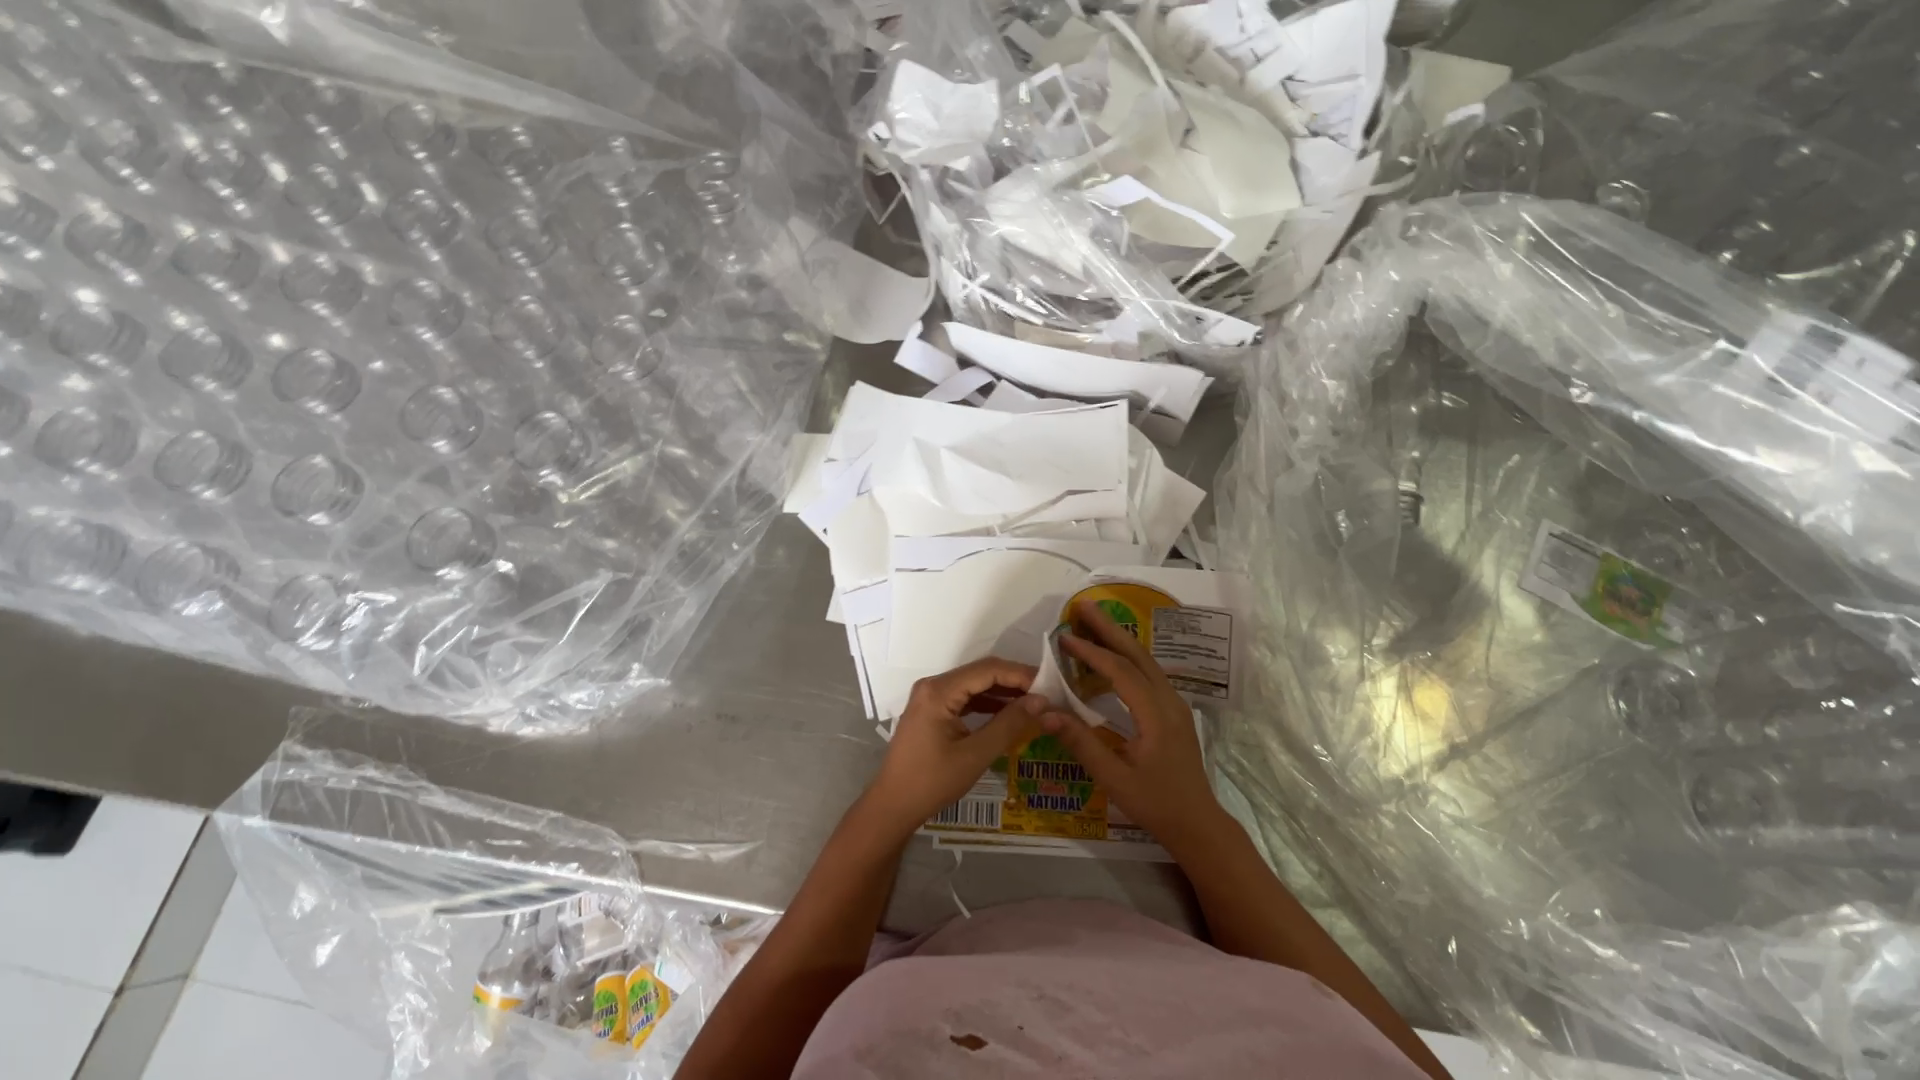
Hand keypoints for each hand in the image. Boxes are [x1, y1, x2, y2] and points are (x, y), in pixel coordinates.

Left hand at [862, 657, 1053, 834]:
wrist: (894, 805)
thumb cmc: (933, 781)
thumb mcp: (976, 754)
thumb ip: (1009, 724)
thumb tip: (1040, 701)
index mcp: (939, 691)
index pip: (988, 670)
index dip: (1021, 674)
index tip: (1050, 685)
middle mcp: (933, 686)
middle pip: (980, 673)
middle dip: (1014, 681)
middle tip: (1046, 694)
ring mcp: (930, 698)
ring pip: (973, 685)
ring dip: (1002, 692)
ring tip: (1033, 704)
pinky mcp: (931, 711)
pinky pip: (964, 699)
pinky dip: (986, 704)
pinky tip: (1008, 714)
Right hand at [1042, 600, 1225, 849]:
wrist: (1197, 823)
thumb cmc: (1155, 803)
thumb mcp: (1113, 777)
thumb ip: (1080, 741)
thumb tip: (1044, 710)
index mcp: (1156, 714)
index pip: (1120, 671)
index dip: (1091, 652)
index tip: (1064, 637)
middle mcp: (1169, 701)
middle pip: (1138, 654)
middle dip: (1109, 628)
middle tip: (1082, 606)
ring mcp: (1175, 706)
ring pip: (1146, 662)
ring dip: (1119, 640)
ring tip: (1093, 623)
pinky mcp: (1173, 713)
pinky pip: (1149, 674)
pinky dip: (1127, 658)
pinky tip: (1112, 659)